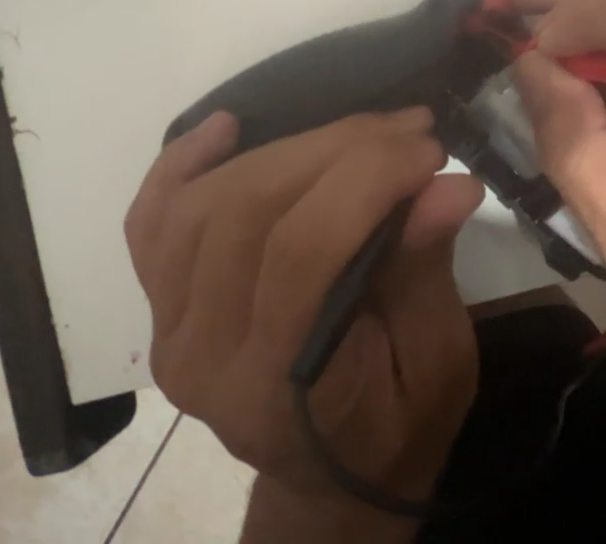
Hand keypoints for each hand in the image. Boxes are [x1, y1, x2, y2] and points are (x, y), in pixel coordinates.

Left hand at [124, 109, 483, 511]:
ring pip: (205, 202)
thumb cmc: (396, 424)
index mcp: (272, 386)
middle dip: (339, 149)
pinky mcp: (163, 303)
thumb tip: (450, 184)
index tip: (431, 150)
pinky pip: (154, 220)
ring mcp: (170, 325)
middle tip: (412, 128)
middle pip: (248, 213)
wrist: (333, 477)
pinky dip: (183, 163)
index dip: (367, 181)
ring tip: (366, 129)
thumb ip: (426, 273)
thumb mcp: (437, 362)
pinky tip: (228, 127)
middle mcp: (200, 353)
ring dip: (291, 145)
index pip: (301, 252)